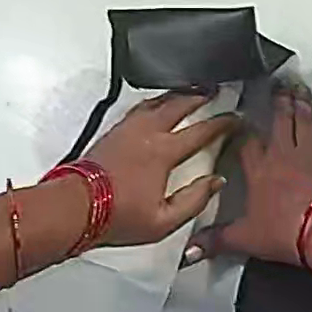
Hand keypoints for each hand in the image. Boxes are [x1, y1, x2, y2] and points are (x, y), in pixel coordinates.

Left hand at [79, 90, 237, 247]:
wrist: (77, 206)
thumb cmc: (115, 214)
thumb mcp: (164, 220)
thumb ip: (194, 200)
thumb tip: (213, 184)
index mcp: (163, 152)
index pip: (201, 131)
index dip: (222, 123)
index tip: (234, 119)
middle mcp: (146, 133)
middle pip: (179, 104)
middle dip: (200, 96)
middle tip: (214, 91)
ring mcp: (127, 129)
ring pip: (157, 101)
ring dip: (176, 94)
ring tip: (188, 91)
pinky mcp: (112, 131)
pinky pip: (139, 107)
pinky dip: (154, 100)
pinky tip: (154, 104)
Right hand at [191, 90, 311, 268]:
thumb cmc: (288, 231)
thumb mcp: (245, 238)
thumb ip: (217, 240)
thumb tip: (193, 249)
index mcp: (259, 171)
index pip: (246, 144)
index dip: (242, 131)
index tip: (239, 121)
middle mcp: (283, 156)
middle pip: (279, 122)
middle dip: (277, 104)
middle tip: (277, 88)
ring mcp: (311, 154)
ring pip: (305, 121)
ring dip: (303, 104)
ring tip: (301, 89)